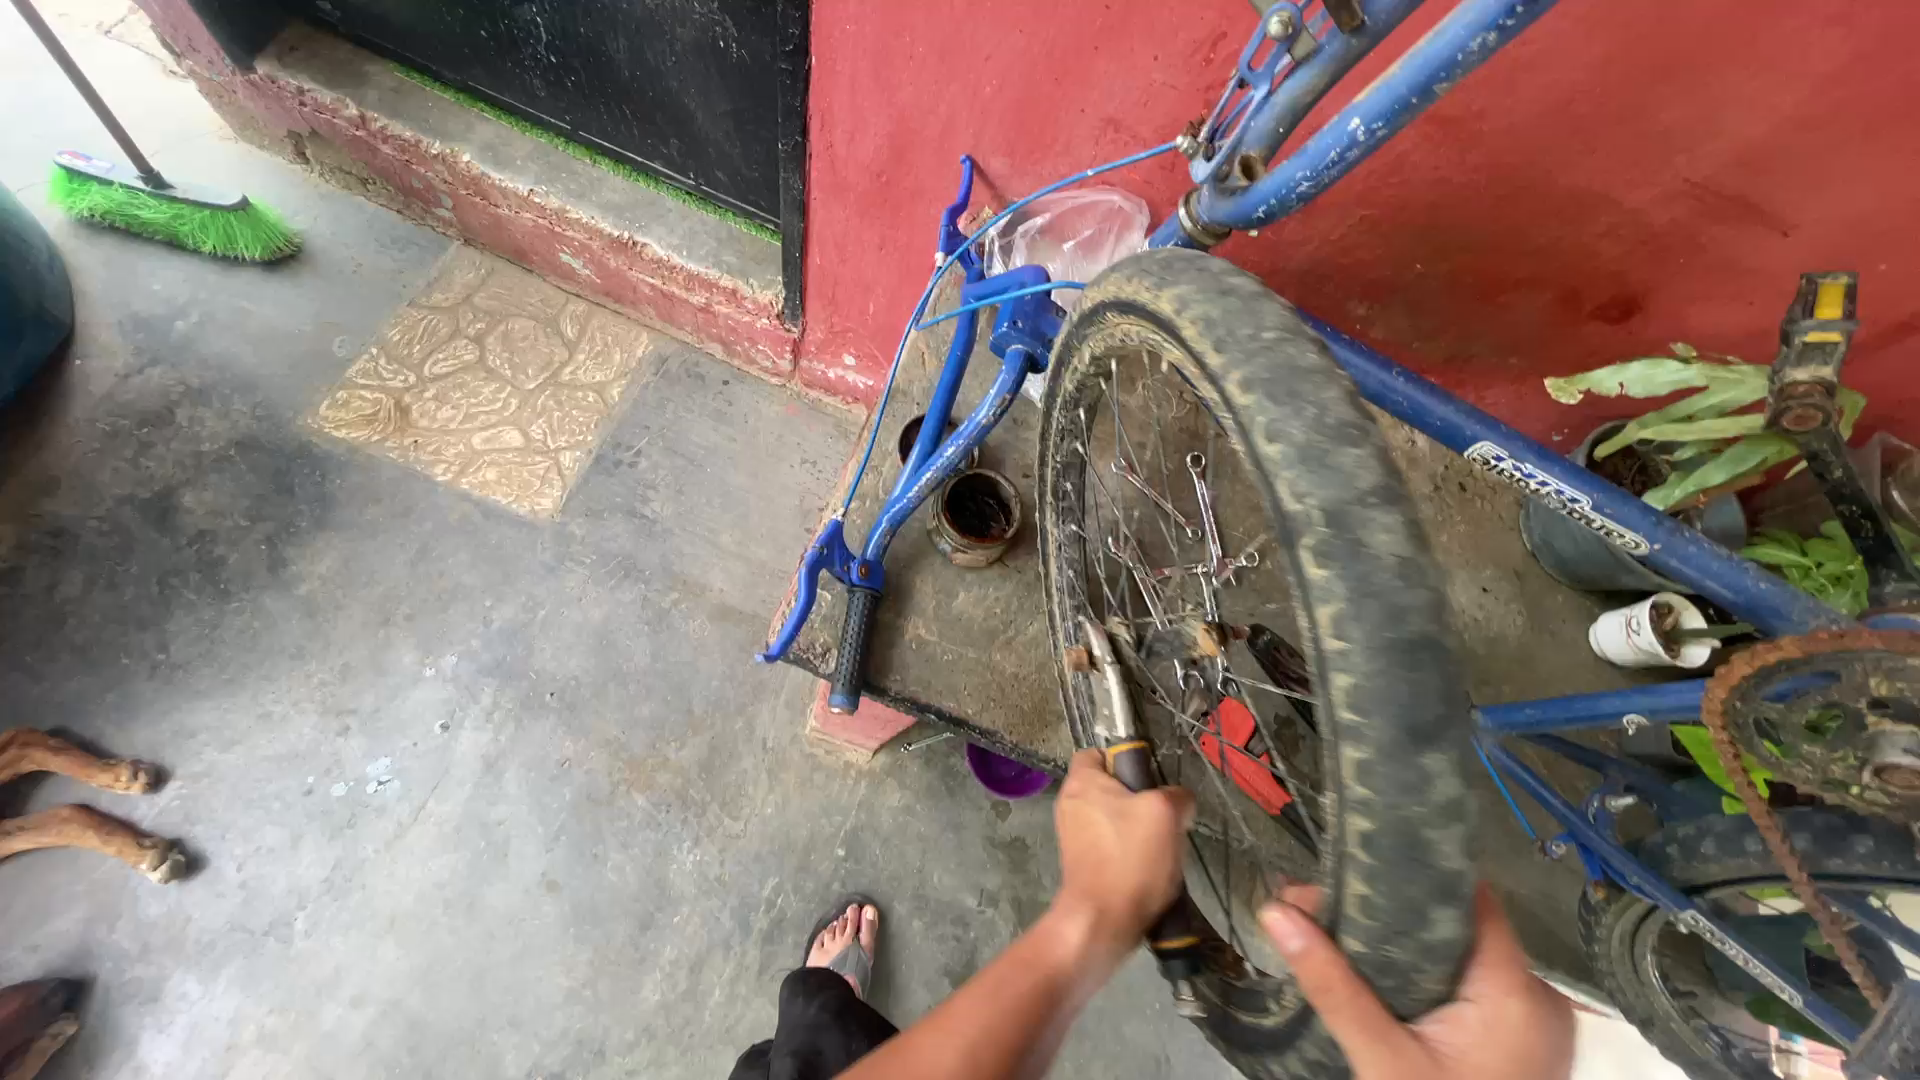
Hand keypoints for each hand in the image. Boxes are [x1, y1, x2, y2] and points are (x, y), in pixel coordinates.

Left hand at [1051, 749, 1194, 946]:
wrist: (1102, 922)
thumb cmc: (1129, 858)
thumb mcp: (1165, 813)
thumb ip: (1176, 795)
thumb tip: (1178, 800)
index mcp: (1081, 782)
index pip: (1098, 752)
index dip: (1126, 760)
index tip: (1152, 779)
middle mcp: (1070, 804)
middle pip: (1110, 788)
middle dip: (1140, 800)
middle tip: (1165, 816)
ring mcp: (1073, 836)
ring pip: (1114, 819)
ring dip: (1140, 830)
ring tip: (1163, 847)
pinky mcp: (1081, 863)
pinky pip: (1111, 846)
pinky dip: (1130, 854)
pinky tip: (1151, 871)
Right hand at [1260, 883, 1573, 1079]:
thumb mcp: (1382, 1062)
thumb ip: (1332, 984)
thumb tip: (1273, 910)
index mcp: (1517, 993)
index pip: (1469, 898)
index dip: (1411, 872)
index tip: (1347, 864)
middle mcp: (1538, 998)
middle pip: (1456, 924)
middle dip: (1381, 908)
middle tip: (1314, 904)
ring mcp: (1532, 1022)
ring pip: (1456, 952)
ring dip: (1393, 939)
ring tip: (1328, 930)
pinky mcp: (1518, 1041)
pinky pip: (1464, 983)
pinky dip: (1417, 971)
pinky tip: (1368, 970)